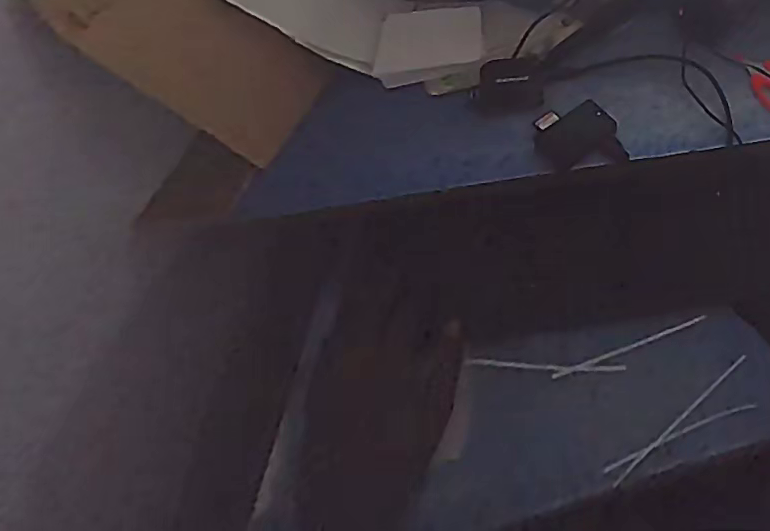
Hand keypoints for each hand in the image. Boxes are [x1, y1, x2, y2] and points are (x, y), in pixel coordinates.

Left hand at [297, 271, 463, 528]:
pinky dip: (342, 318)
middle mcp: (361, 353)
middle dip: (391, 278)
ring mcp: (333, 365)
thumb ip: (446, 367)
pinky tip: (350, 311)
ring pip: (349, 312)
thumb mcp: (436, 416)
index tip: (433, 276)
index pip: (411, 308)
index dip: (423, 290)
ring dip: (365, 291)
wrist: (345, 506)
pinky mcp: (315, 381)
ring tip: (377, 273)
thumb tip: (454, 323)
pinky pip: (329, 336)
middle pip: (376, 300)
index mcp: (394, 358)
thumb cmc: (400, 460)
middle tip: (403, 264)